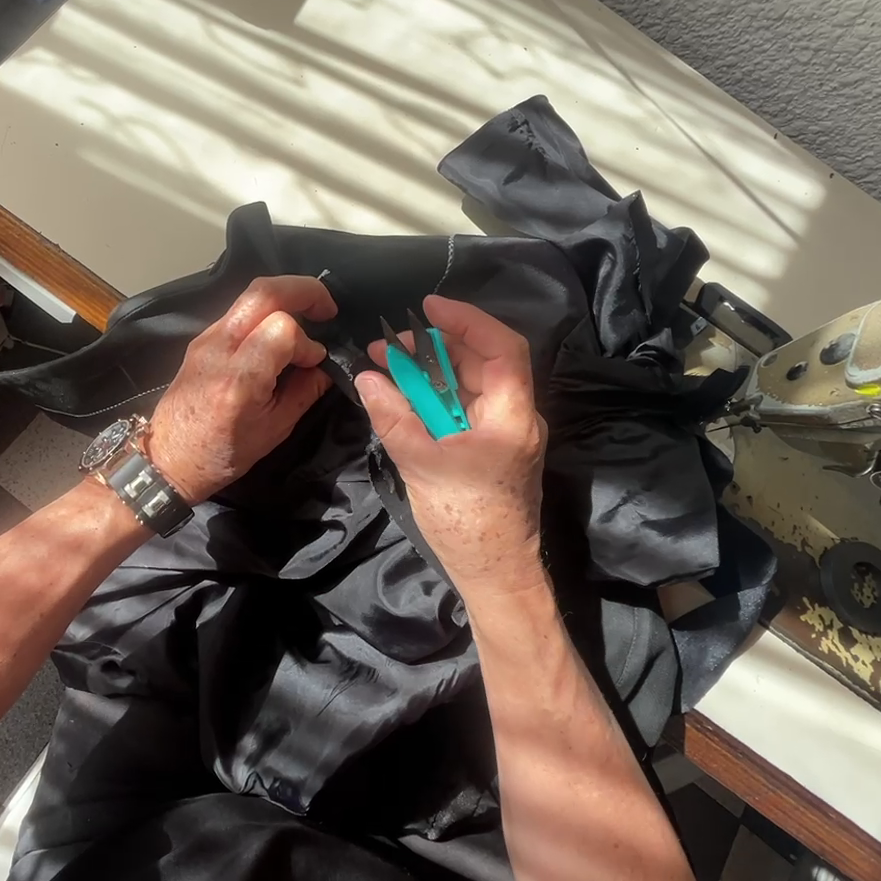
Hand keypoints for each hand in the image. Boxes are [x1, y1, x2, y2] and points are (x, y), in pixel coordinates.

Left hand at [145, 276, 338, 502]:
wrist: (169, 458)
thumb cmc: (223, 453)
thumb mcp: (275, 430)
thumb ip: (305, 392)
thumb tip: (324, 365)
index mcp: (238, 379)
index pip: (282, 328)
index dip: (308, 341)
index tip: (316, 361)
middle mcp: (218, 349)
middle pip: (263, 292)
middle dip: (303, 290)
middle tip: (327, 307)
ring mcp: (205, 339)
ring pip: (250, 296)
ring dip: (285, 297)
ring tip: (308, 316)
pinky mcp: (201, 339)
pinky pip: (239, 312)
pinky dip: (267, 312)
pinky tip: (279, 332)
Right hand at [354, 295, 549, 598]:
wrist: (493, 573)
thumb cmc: (467, 519)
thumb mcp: (422, 464)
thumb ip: (393, 416)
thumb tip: (366, 377)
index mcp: (512, 415)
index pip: (501, 347)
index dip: (466, 320)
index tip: (428, 307)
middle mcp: (515, 417)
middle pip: (480, 363)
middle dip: (434, 348)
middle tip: (389, 345)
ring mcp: (503, 434)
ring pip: (468, 386)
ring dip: (429, 373)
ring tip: (386, 366)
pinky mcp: (489, 449)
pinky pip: (462, 410)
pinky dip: (433, 398)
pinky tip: (402, 398)